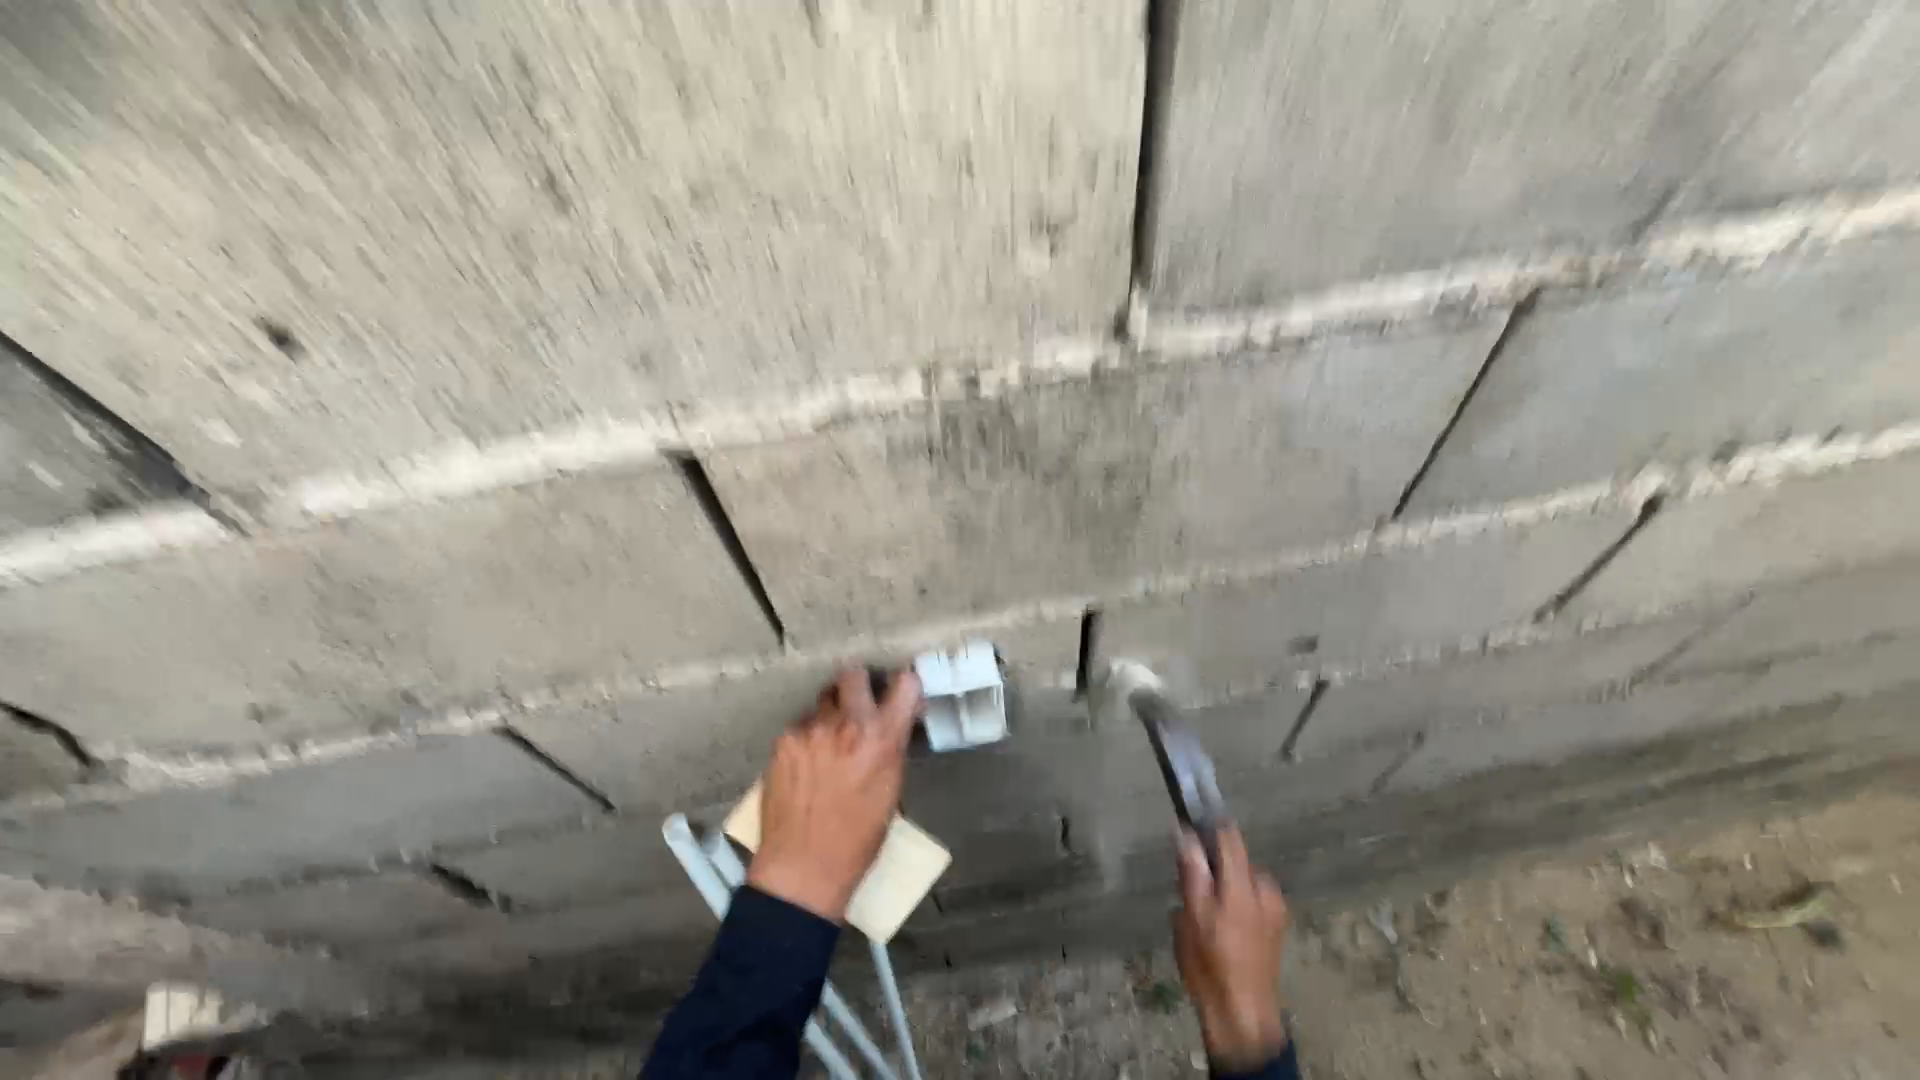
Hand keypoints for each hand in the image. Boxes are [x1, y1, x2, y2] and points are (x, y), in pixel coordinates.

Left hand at [746, 668, 922, 921]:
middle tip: (857, 704)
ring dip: (829, 714)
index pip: (905, 684)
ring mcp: (811, 729)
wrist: (802, 868)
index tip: (899, 694)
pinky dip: (806, 738)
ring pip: (823, 701)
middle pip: (853, 674)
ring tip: (828, 744)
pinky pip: (801, 726)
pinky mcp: (784, 739)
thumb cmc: (857, 840)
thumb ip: (891, 748)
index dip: (903, 686)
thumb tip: (895, 724)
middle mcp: (847, 725)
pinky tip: (806, 765)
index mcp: (883, 739)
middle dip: (857, 684)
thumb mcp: (891, 791)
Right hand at [1172, 825, 1289, 1071]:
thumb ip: (1192, 872)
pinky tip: (1219, 924)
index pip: (1230, 835)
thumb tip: (1185, 832)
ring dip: (1222, 883)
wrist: (1242, 1014)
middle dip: (1211, 863)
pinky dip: (1233, 900)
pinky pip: (1250, 897)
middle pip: (1234, 858)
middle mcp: (1265, 890)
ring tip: (1200, 909)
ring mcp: (1275, 908)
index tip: (1188, 820)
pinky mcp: (1275, 925)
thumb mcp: (1191, 916)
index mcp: (1244, 885)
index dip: (1209, 823)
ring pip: (1241, 878)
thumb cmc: (1211, 964)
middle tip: (1187, 885)